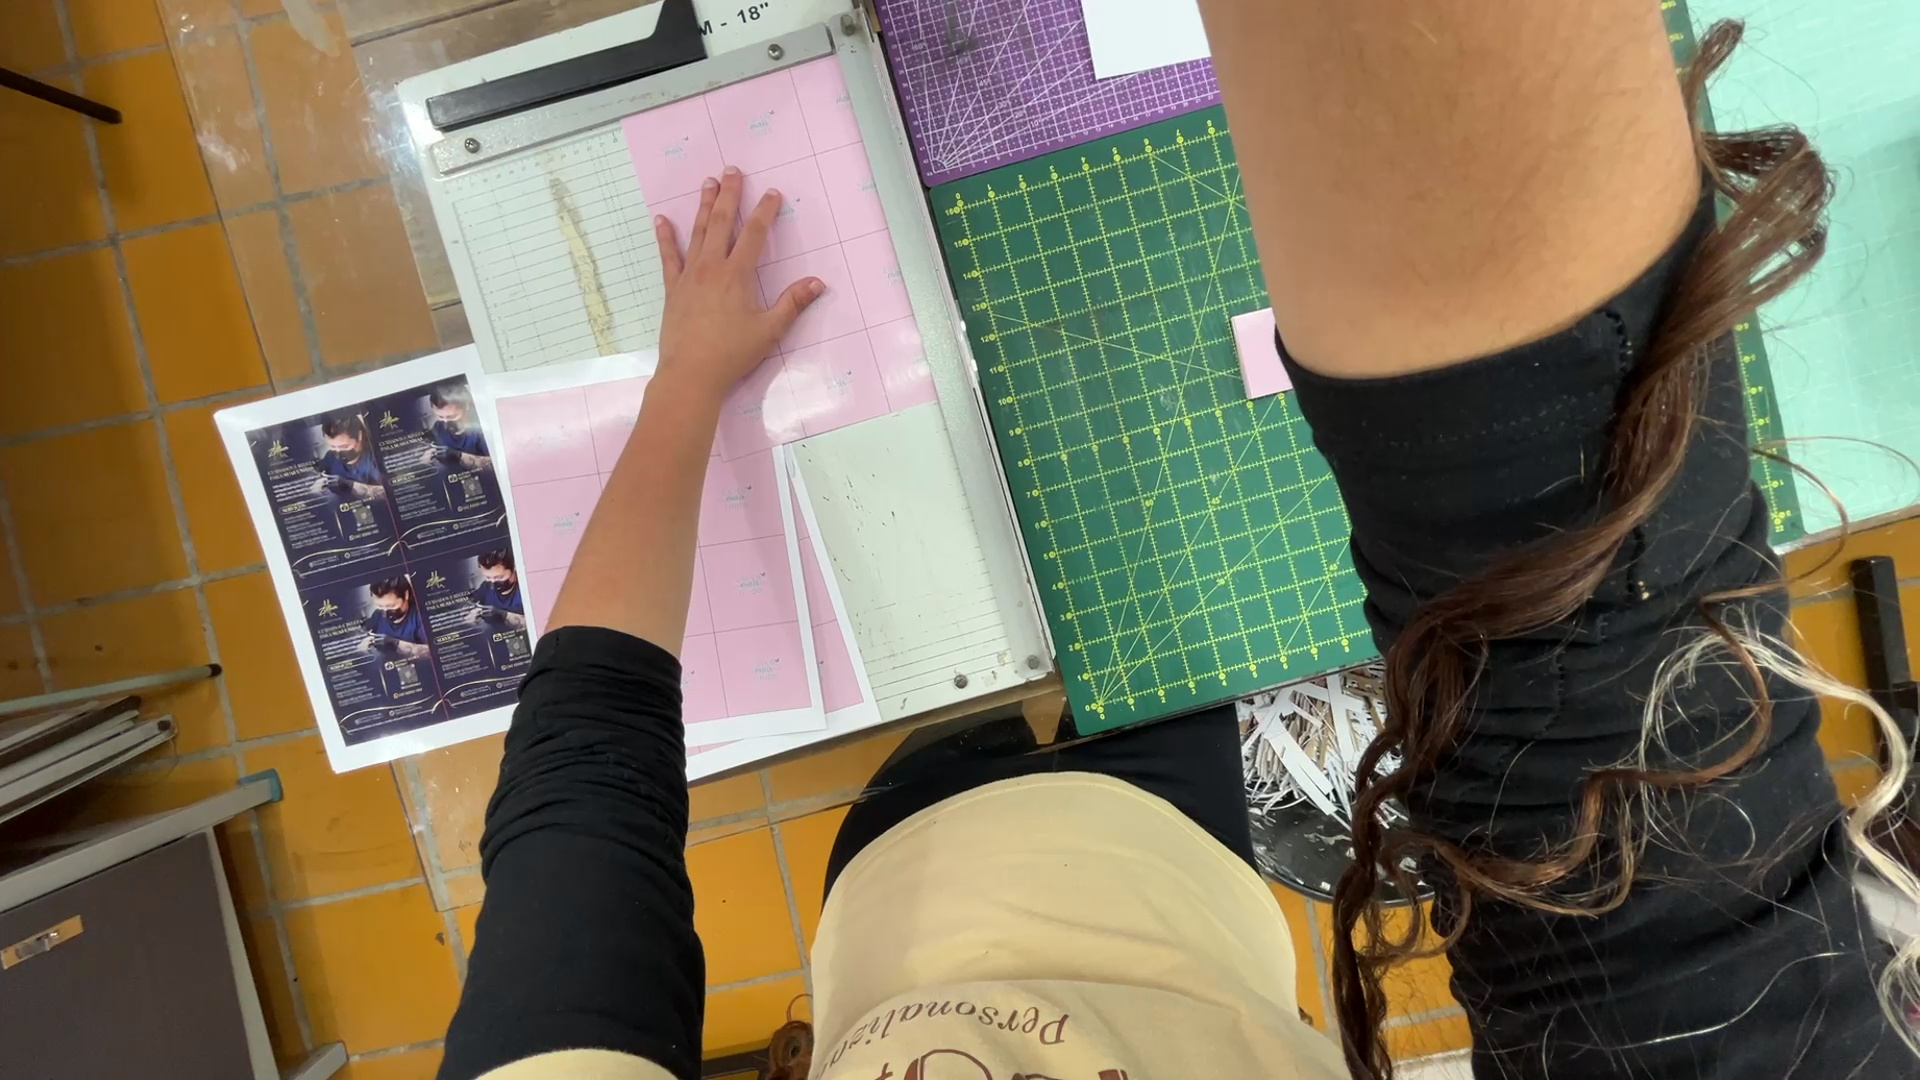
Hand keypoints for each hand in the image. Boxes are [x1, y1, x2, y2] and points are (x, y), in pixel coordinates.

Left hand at [653, 167, 824, 401]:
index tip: (772, 194)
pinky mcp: (673, 289)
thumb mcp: (770, 331)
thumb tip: (816, 283)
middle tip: (733, 171)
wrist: (692, 373)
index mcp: (737, 275)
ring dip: (703, 206)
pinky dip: (665, 237)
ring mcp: (689, 276)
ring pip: (697, 232)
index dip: (764, 212)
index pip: (754, 235)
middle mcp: (712, 267)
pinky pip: (668, 256)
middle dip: (730, 195)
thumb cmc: (733, 353)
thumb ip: (792, 304)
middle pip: (721, 223)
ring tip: (708, 183)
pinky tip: (662, 219)